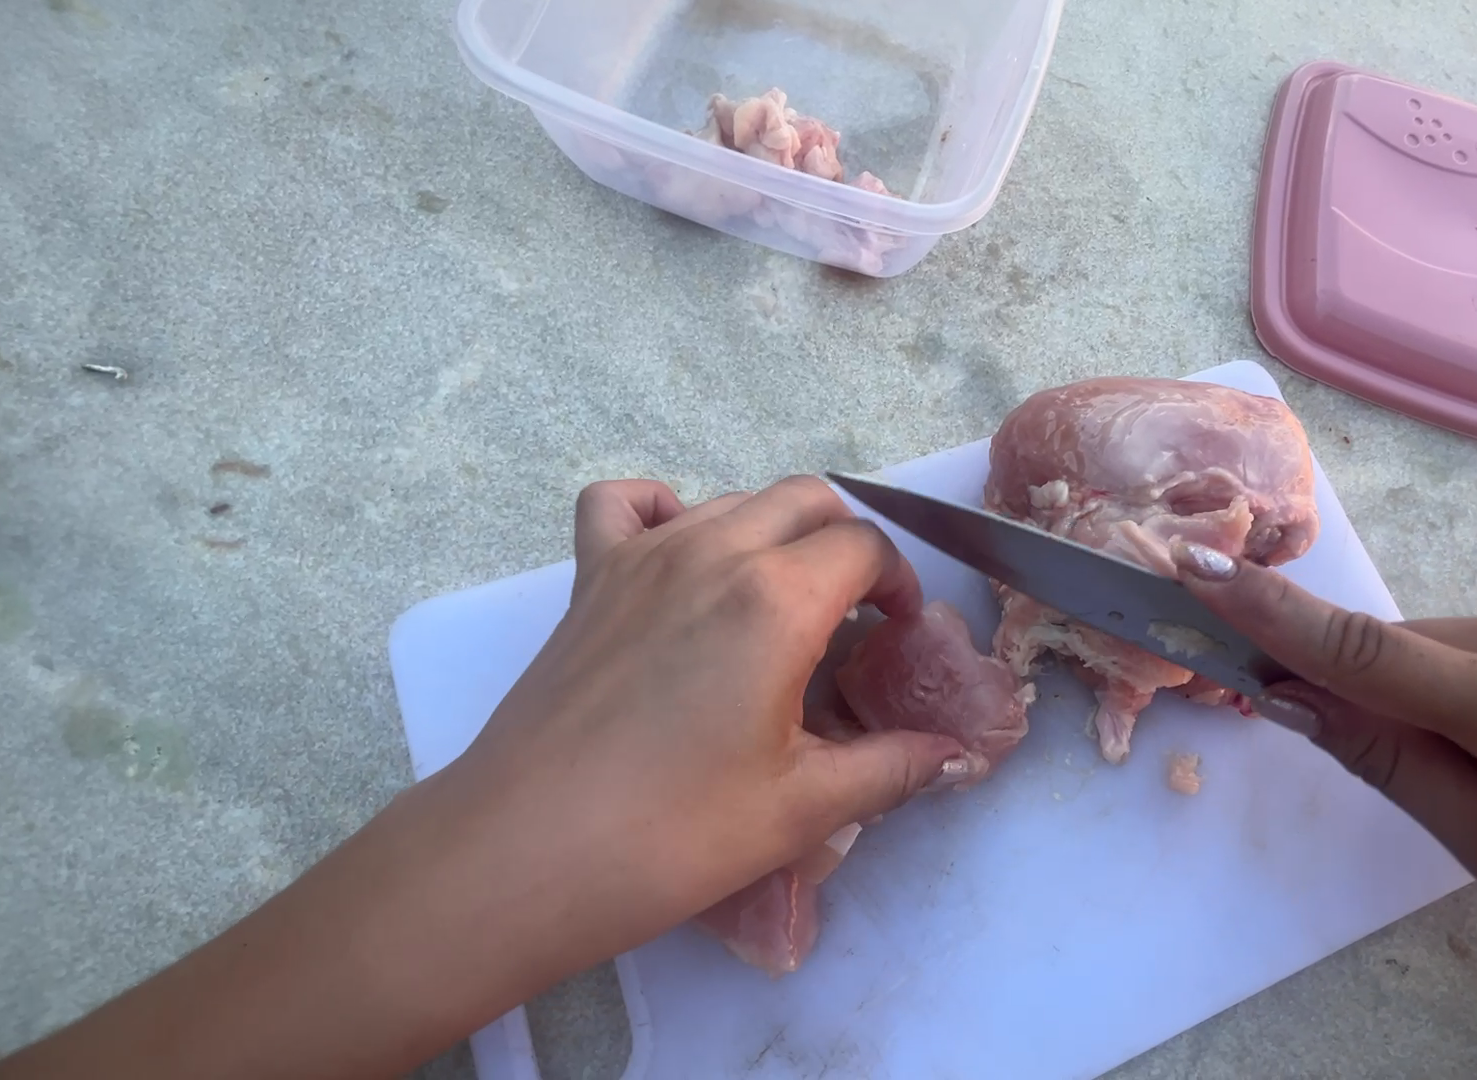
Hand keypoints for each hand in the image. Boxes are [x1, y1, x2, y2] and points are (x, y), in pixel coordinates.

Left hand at [0, 477, 964, 1079]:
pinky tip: (678, 552)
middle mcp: (716, 549)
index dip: (898, 583)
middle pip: (810, 499)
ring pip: (736, 498)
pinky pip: (626, 502)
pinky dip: (663, 509)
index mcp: (778, 597)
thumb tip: (953, 755)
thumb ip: (894, 766)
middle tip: (849, 612)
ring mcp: (645, 551)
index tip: (895, 634)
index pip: (867, 547)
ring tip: (778, 598)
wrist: (523, 854)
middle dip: (848, 543)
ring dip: (777, 532)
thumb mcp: (804, 806)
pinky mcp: (591, 573)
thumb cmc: (675, 834)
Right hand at [1171, 542, 1476, 1036]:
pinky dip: (1463, 683)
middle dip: (1365, 695)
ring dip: (1420, 695)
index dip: (1272, 610)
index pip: (1369, 651)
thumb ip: (1396, 769)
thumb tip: (1291, 699)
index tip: (1194, 565)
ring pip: (1439, 644)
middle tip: (1405, 773)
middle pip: (1399, 649)